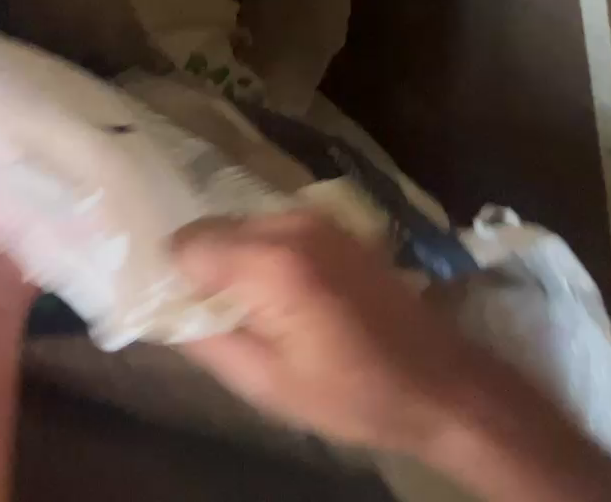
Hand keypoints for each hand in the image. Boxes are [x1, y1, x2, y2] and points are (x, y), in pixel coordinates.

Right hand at [170, 212, 495, 456]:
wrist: (446, 386)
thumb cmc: (353, 394)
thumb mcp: (266, 384)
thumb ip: (204, 339)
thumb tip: (164, 310)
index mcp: (268, 265)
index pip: (184, 246)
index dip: (179, 279)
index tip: (192, 310)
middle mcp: (285, 225)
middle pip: (207, 228)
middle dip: (204, 266)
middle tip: (224, 313)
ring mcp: (309, 217)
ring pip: (234, 224)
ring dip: (232, 258)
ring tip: (260, 306)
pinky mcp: (328, 222)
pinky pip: (265, 225)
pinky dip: (260, 251)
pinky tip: (286, 291)